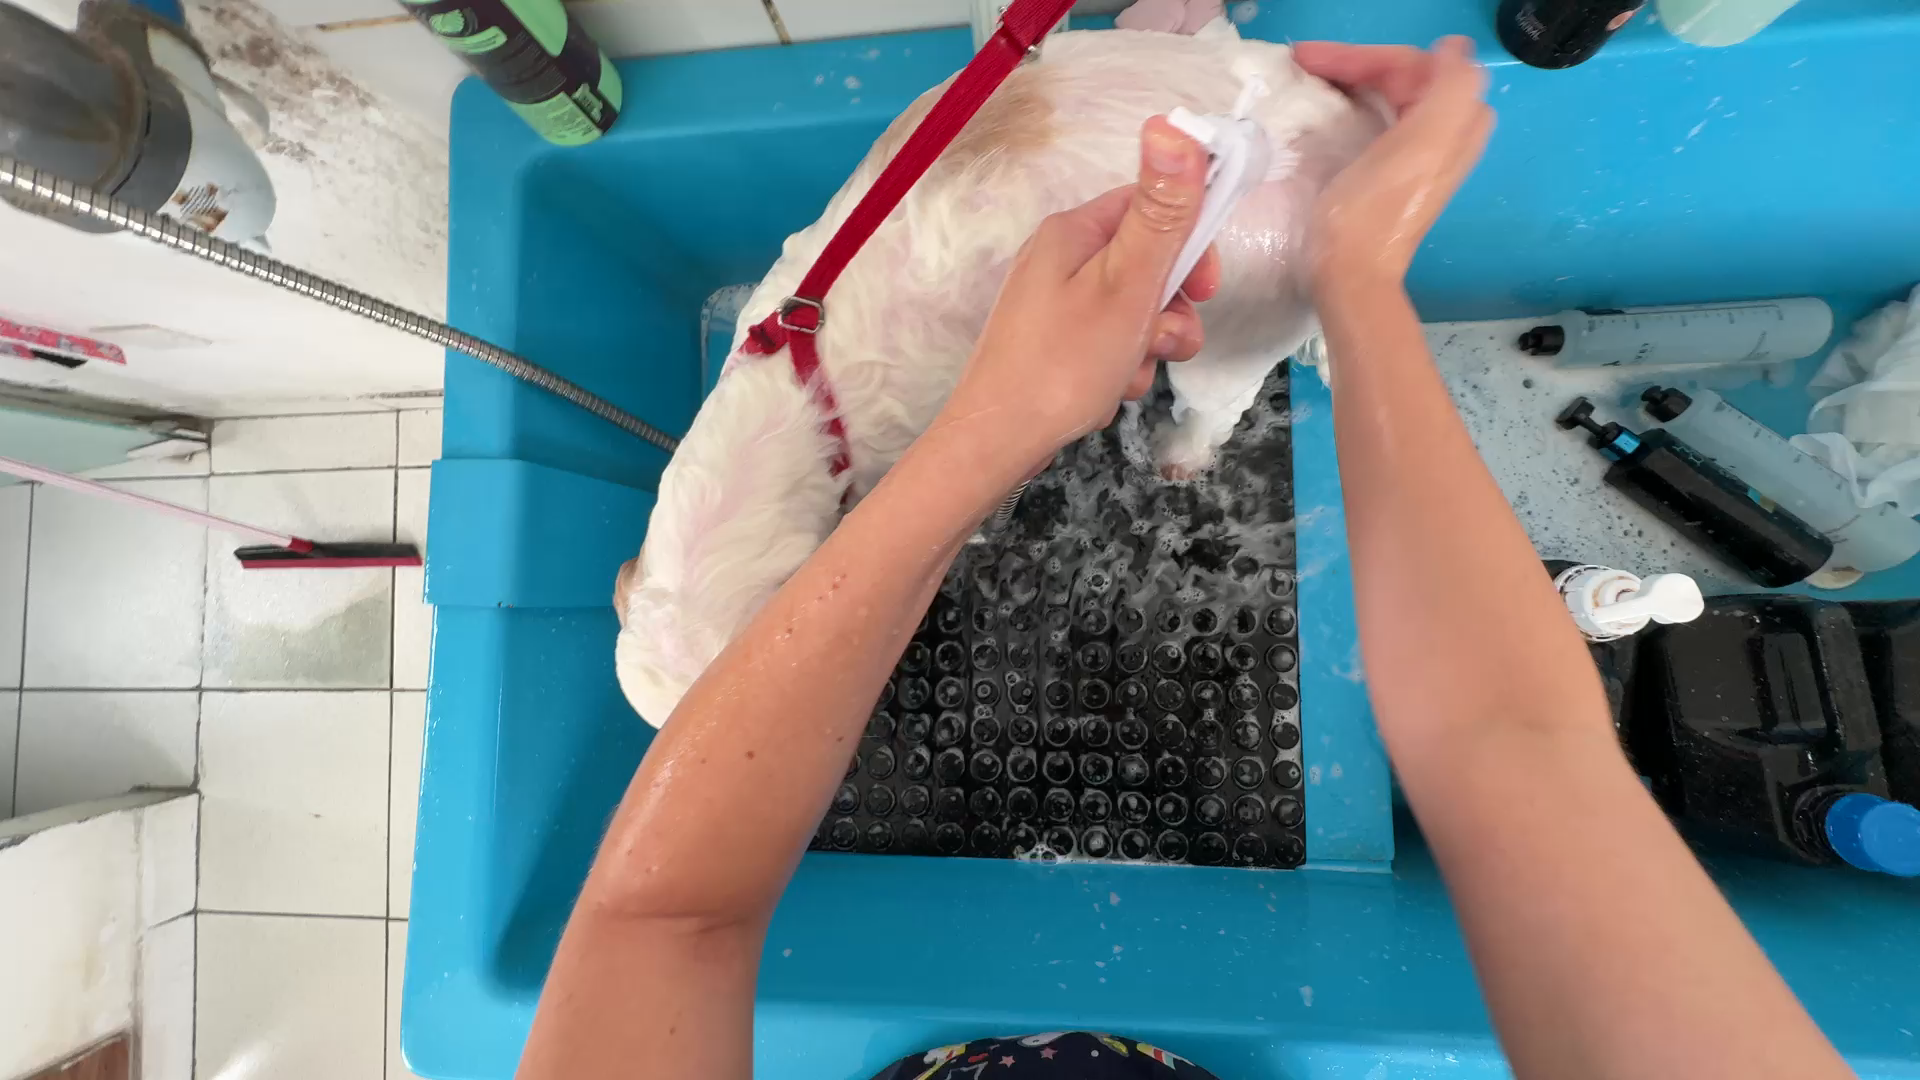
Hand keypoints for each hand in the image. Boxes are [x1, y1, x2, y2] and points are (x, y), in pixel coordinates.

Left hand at [935, 116, 1220, 471]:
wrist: (998, 442)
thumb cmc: (1064, 364)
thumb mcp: (1125, 285)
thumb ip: (1159, 214)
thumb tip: (1173, 124)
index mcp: (1072, 234)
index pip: (1151, 208)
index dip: (1189, 245)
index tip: (1206, 289)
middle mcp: (1059, 263)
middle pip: (1144, 267)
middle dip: (1168, 310)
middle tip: (1164, 341)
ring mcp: (1053, 308)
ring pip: (1130, 315)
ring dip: (1145, 348)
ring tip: (1127, 375)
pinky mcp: (1052, 348)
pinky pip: (1105, 347)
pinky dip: (1115, 370)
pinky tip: (1103, 393)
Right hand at [1293, 37, 1493, 286]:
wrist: (1350, 277)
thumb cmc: (1372, 212)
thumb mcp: (1425, 139)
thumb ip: (1452, 82)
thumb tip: (1449, 50)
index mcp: (1455, 116)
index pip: (1409, 63)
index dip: (1358, 56)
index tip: (1305, 60)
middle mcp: (1447, 132)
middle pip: (1402, 78)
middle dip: (1355, 67)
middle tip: (1304, 68)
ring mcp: (1420, 158)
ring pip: (1389, 99)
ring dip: (1352, 88)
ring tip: (1313, 87)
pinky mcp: (1391, 182)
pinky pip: (1378, 125)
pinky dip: (1353, 112)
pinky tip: (1330, 119)